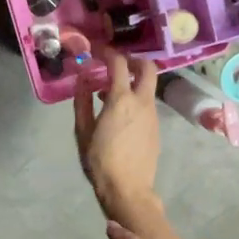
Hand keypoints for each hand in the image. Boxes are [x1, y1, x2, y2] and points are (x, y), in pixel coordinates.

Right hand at [74, 49, 161, 214]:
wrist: (128, 188)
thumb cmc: (99, 159)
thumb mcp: (82, 130)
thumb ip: (82, 101)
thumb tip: (82, 79)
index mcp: (121, 100)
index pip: (118, 64)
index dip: (107, 52)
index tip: (96, 51)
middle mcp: (142, 102)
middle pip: (147, 68)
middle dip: (132, 60)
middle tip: (115, 65)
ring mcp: (152, 115)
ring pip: (148, 87)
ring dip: (132, 82)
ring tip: (110, 94)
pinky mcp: (155, 127)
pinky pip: (146, 104)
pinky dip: (135, 99)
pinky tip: (119, 115)